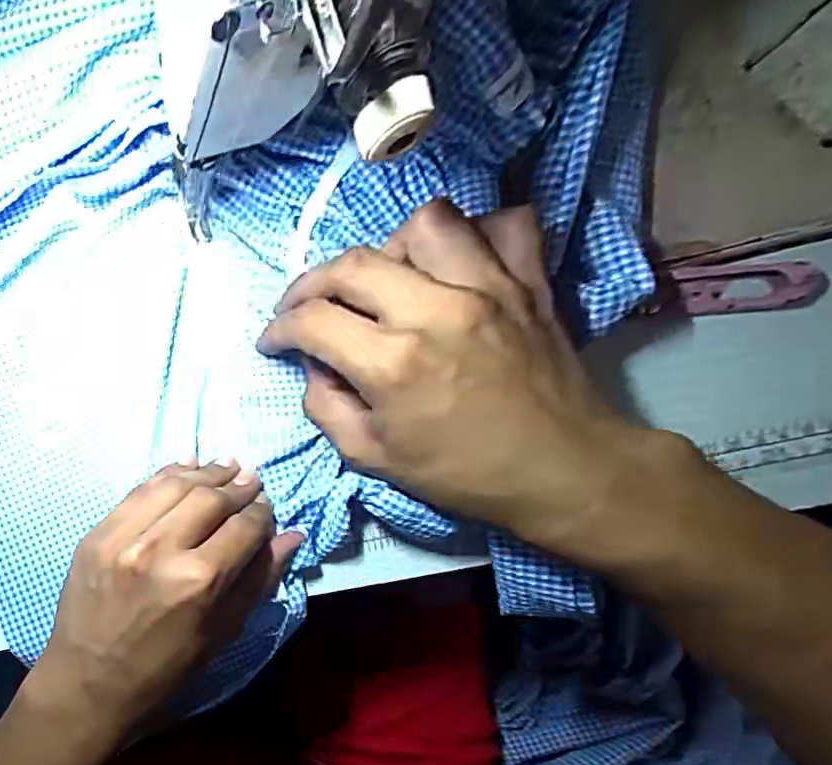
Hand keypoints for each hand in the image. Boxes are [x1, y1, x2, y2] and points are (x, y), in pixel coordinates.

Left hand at [20, 461, 302, 760]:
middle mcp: (161, 550)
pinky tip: (186, 469)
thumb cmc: (165, 670)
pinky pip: (137, 492)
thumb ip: (258, 579)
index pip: (244, 528)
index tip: (267, 509)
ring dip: (205, 473)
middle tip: (251, 481)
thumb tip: (291, 535)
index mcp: (199, 582)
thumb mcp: (222, 633)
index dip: (262, 514)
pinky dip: (166, 475)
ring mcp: (122, 538)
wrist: (88, 683)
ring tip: (225, 467)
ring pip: (174, 486)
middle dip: (238, 487)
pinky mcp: (96, 534)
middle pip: (211, 499)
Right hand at [257, 198, 692, 559]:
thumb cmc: (460, 473)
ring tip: (385, 283)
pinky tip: (456, 267)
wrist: (558, 469)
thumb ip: (326, 408)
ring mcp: (488, 286)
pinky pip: (501, 224)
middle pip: (351, 264)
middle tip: (304, 310)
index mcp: (392, 363)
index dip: (279, 329)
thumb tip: (315, 366)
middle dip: (309, 285)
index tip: (273, 341)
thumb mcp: (373, 459)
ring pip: (422, 225)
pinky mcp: (528, 280)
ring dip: (388, 250)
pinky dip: (471, 236)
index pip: (313, 320)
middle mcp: (435, 309)